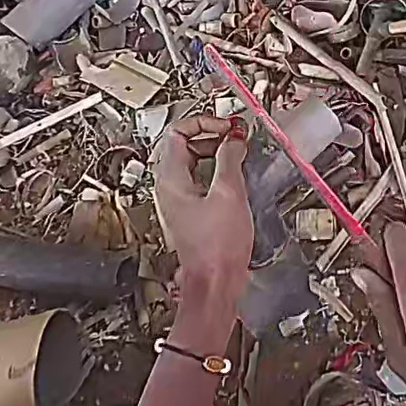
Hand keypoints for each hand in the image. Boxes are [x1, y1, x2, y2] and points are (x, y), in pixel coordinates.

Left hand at [152, 115, 253, 313]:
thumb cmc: (216, 248)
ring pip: (192, 162)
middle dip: (210, 135)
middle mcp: (169, 188)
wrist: (215, 282)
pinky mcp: (191, 212)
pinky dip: (215, 170)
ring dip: (214, 152)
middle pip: (183, 145)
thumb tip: (234, 138)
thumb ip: (230, 158)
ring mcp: (178, 201)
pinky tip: (233, 174)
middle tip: (234, 136)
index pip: (178, 132)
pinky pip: (199, 179)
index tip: (226, 126)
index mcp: (170, 179)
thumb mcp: (229, 193)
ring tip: (236, 152)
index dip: (203, 123)